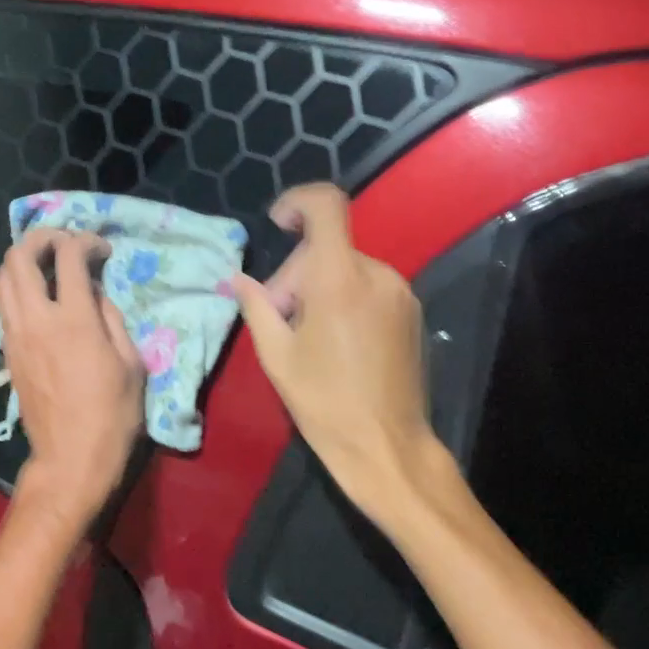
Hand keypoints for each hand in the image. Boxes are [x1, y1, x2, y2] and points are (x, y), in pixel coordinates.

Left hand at [0, 229, 144, 533]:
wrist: (72, 458)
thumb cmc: (113, 415)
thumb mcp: (131, 363)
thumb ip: (112, 319)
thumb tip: (94, 293)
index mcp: (74, 320)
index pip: (68, 255)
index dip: (85, 240)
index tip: (101, 250)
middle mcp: (36, 319)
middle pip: (19, 256)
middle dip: (41, 238)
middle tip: (65, 243)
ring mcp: (15, 336)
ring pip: (1, 278)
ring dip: (22, 261)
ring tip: (47, 266)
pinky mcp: (7, 353)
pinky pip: (3, 305)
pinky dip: (17, 288)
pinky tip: (40, 298)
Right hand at [234, 184, 451, 529]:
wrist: (386, 445)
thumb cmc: (324, 403)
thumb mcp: (277, 356)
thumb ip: (257, 306)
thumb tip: (238, 280)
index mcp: (340, 279)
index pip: (326, 206)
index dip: (298, 202)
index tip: (278, 225)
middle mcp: (376, 274)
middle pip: (327, 250)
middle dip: (296, 276)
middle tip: (279, 322)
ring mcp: (400, 292)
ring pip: (346, 269)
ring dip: (320, 290)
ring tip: (308, 339)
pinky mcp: (411, 312)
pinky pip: (368, 287)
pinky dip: (345, 300)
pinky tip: (336, 343)